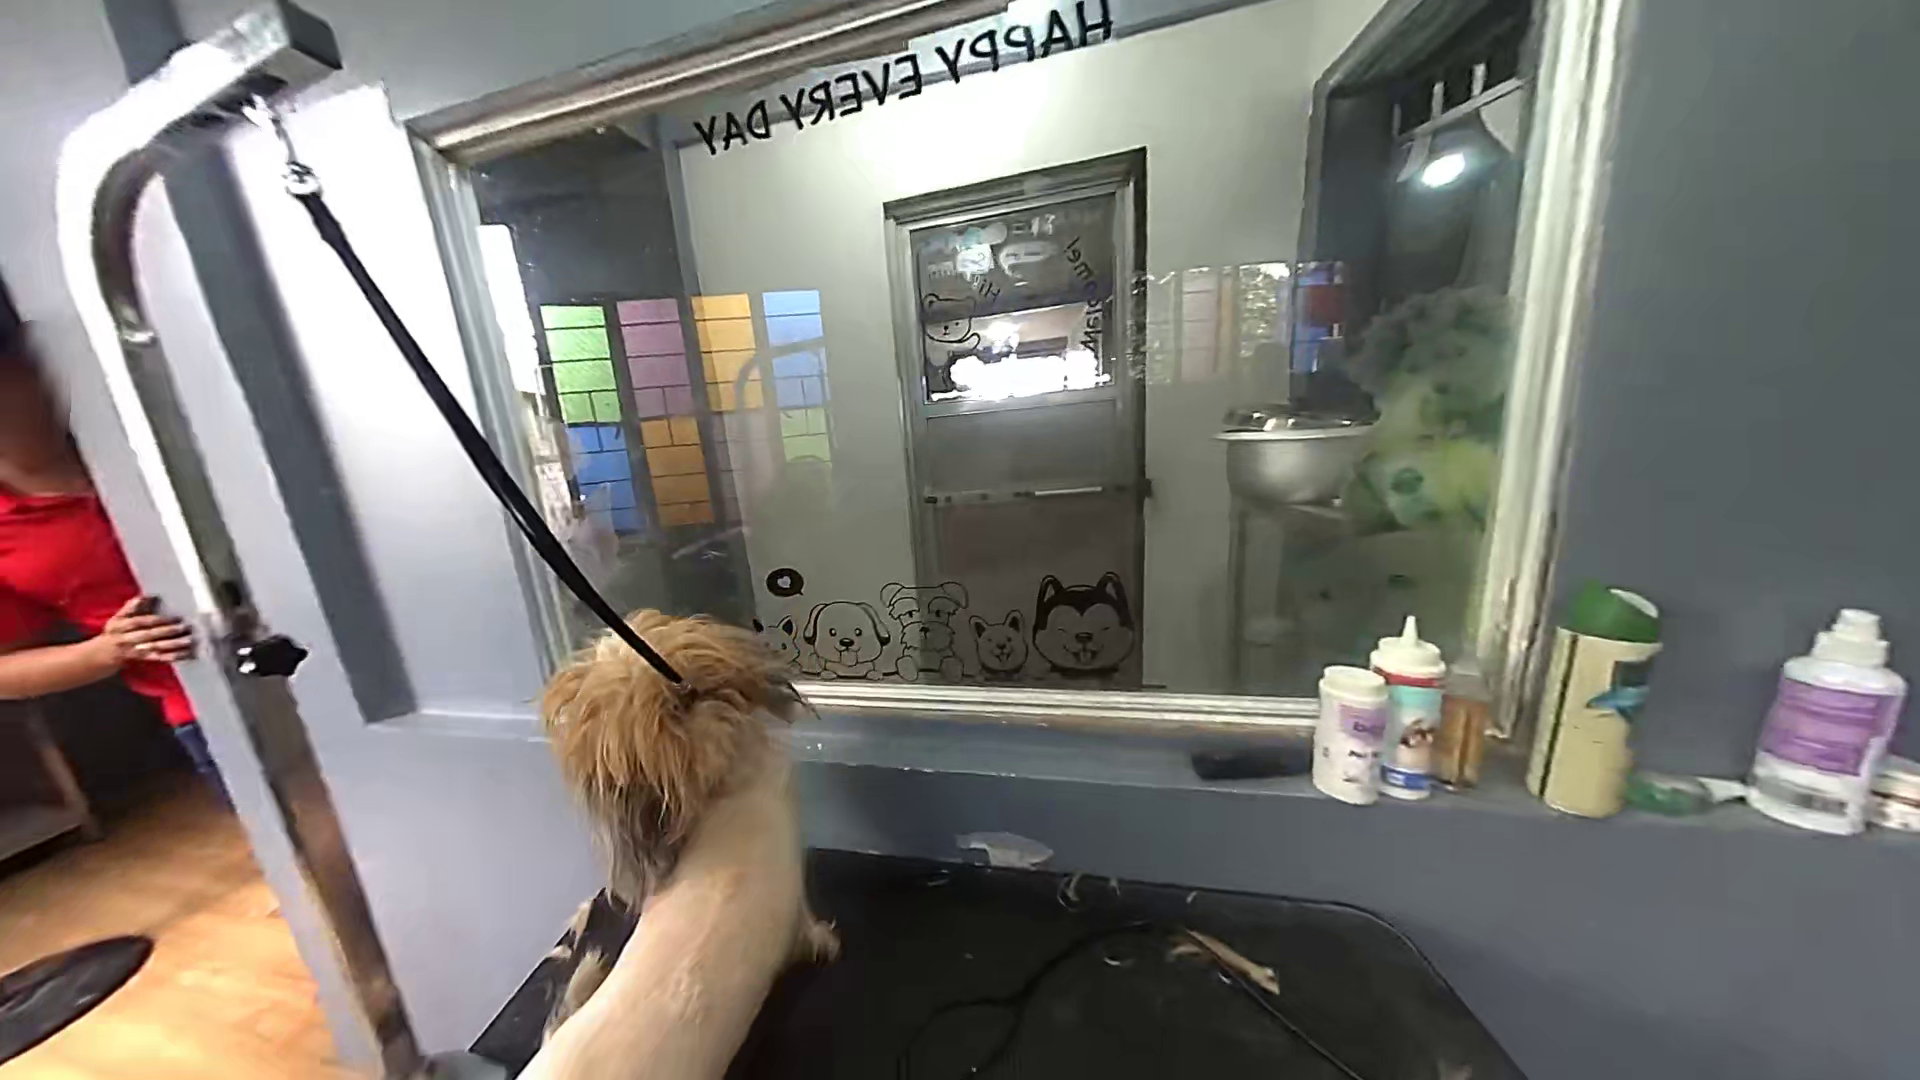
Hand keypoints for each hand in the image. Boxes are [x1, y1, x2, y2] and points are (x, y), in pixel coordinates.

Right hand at [95, 595, 193, 664]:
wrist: (100, 654)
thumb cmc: (117, 631)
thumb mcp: (119, 619)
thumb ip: (132, 608)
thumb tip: (145, 596)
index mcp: (119, 627)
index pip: (137, 622)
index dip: (156, 620)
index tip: (174, 617)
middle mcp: (125, 639)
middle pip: (147, 635)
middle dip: (166, 631)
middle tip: (185, 626)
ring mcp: (134, 650)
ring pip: (155, 647)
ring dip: (173, 644)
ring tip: (190, 639)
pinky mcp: (144, 659)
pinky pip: (160, 658)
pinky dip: (175, 656)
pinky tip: (189, 653)